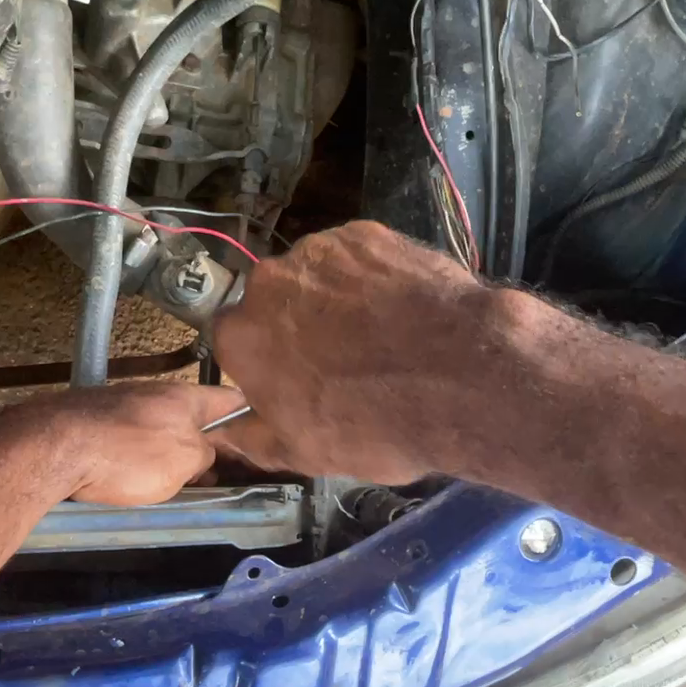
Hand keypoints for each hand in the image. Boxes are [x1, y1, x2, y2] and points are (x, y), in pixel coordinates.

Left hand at [0, 382, 245, 507]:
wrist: (50, 448)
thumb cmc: (127, 454)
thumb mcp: (184, 462)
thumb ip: (205, 456)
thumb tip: (204, 458)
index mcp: (186, 397)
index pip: (233, 399)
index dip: (253, 418)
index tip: (263, 441)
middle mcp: (156, 392)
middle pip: (197, 414)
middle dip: (211, 440)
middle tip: (224, 471)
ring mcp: (122, 403)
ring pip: (163, 425)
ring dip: (174, 448)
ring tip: (181, 480)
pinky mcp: (94, 419)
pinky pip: (132, 435)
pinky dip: (141, 453)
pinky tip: (135, 475)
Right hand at [210, 221, 502, 484]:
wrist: (461, 374)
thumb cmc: (374, 423)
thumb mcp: (303, 454)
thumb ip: (251, 438)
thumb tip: (224, 432)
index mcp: (242, 334)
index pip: (235, 340)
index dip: (264, 361)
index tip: (294, 379)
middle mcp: (269, 280)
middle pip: (274, 301)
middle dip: (298, 324)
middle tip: (342, 358)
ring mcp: (321, 249)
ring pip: (317, 275)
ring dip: (336, 297)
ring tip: (381, 333)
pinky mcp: (368, 232)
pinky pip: (359, 257)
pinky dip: (374, 277)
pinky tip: (403, 307)